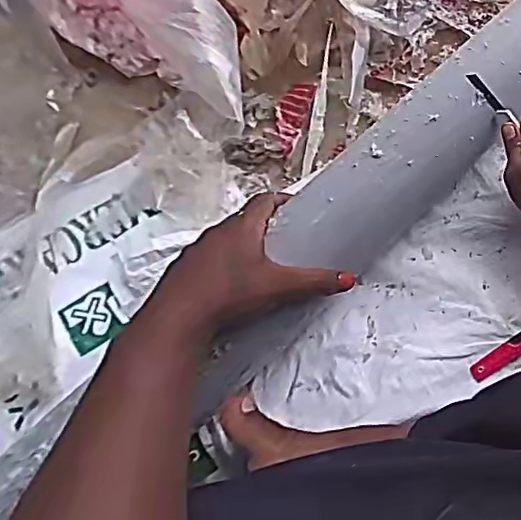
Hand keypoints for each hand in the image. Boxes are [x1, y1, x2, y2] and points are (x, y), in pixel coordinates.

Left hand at [136, 193, 354, 337]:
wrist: (178, 319)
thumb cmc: (222, 295)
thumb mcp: (280, 287)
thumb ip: (315, 281)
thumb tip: (342, 279)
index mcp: (241, 228)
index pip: (264, 201)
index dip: (282, 200)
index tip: (294, 206)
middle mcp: (217, 234)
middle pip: (246, 220)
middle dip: (265, 226)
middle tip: (283, 238)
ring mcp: (198, 252)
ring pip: (225, 240)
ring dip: (242, 246)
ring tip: (260, 265)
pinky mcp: (187, 271)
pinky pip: (210, 260)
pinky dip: (224, 266)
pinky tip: (234, 286)